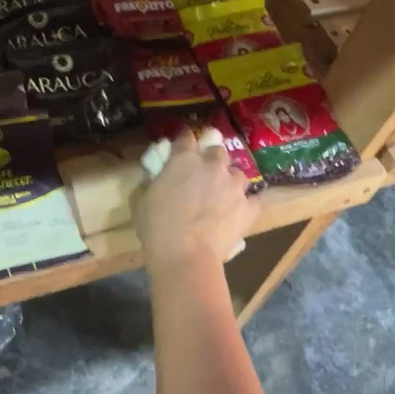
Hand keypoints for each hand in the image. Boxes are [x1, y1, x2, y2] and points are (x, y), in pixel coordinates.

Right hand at [135, 129, 259, 272]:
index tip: (181, 149)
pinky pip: (253, 199)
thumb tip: (154, 180)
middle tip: (203, 175)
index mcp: (184, 160)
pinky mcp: (249, 207)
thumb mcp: (142, 201)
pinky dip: (246, 203)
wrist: (186, 255)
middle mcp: (213, 166)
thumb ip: (151, 184)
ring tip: (223, 194)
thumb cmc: (157, 227)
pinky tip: (239, 211)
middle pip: (217, 151)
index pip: (186, 138)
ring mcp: (234, 185)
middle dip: (211, 160)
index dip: (184, 142)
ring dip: (230, 180)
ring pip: (238, 173)